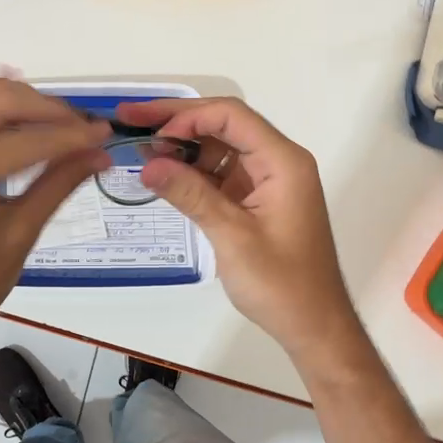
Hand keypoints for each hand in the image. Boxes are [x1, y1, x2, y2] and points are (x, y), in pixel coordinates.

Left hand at [0, 78, 110, 355]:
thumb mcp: (20, 233)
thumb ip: (58, 183)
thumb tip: (99, 152)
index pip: (23, 140)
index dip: (69, 134)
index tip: (105, 133)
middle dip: (45, 108)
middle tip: (83, 126)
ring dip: (16, 99)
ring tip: (55, 121)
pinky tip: (20, 115)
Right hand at [116, 97, 351, 355]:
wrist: (314, 326)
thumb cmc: (282, 284)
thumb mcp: (232, 237)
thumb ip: (191, 194)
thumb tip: (147, 164)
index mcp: (282, 161)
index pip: (230, 117)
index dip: (187, 118)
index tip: (152, 138)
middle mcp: (276, 161)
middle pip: (221, 124)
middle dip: (175, 119)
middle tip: (128, 116)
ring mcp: (264, 179)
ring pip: (216, 146)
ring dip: (179, 144)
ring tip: (136, 145)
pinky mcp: (253, 198)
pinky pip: (217, 171)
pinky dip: (189, 169)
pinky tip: (160, 171)